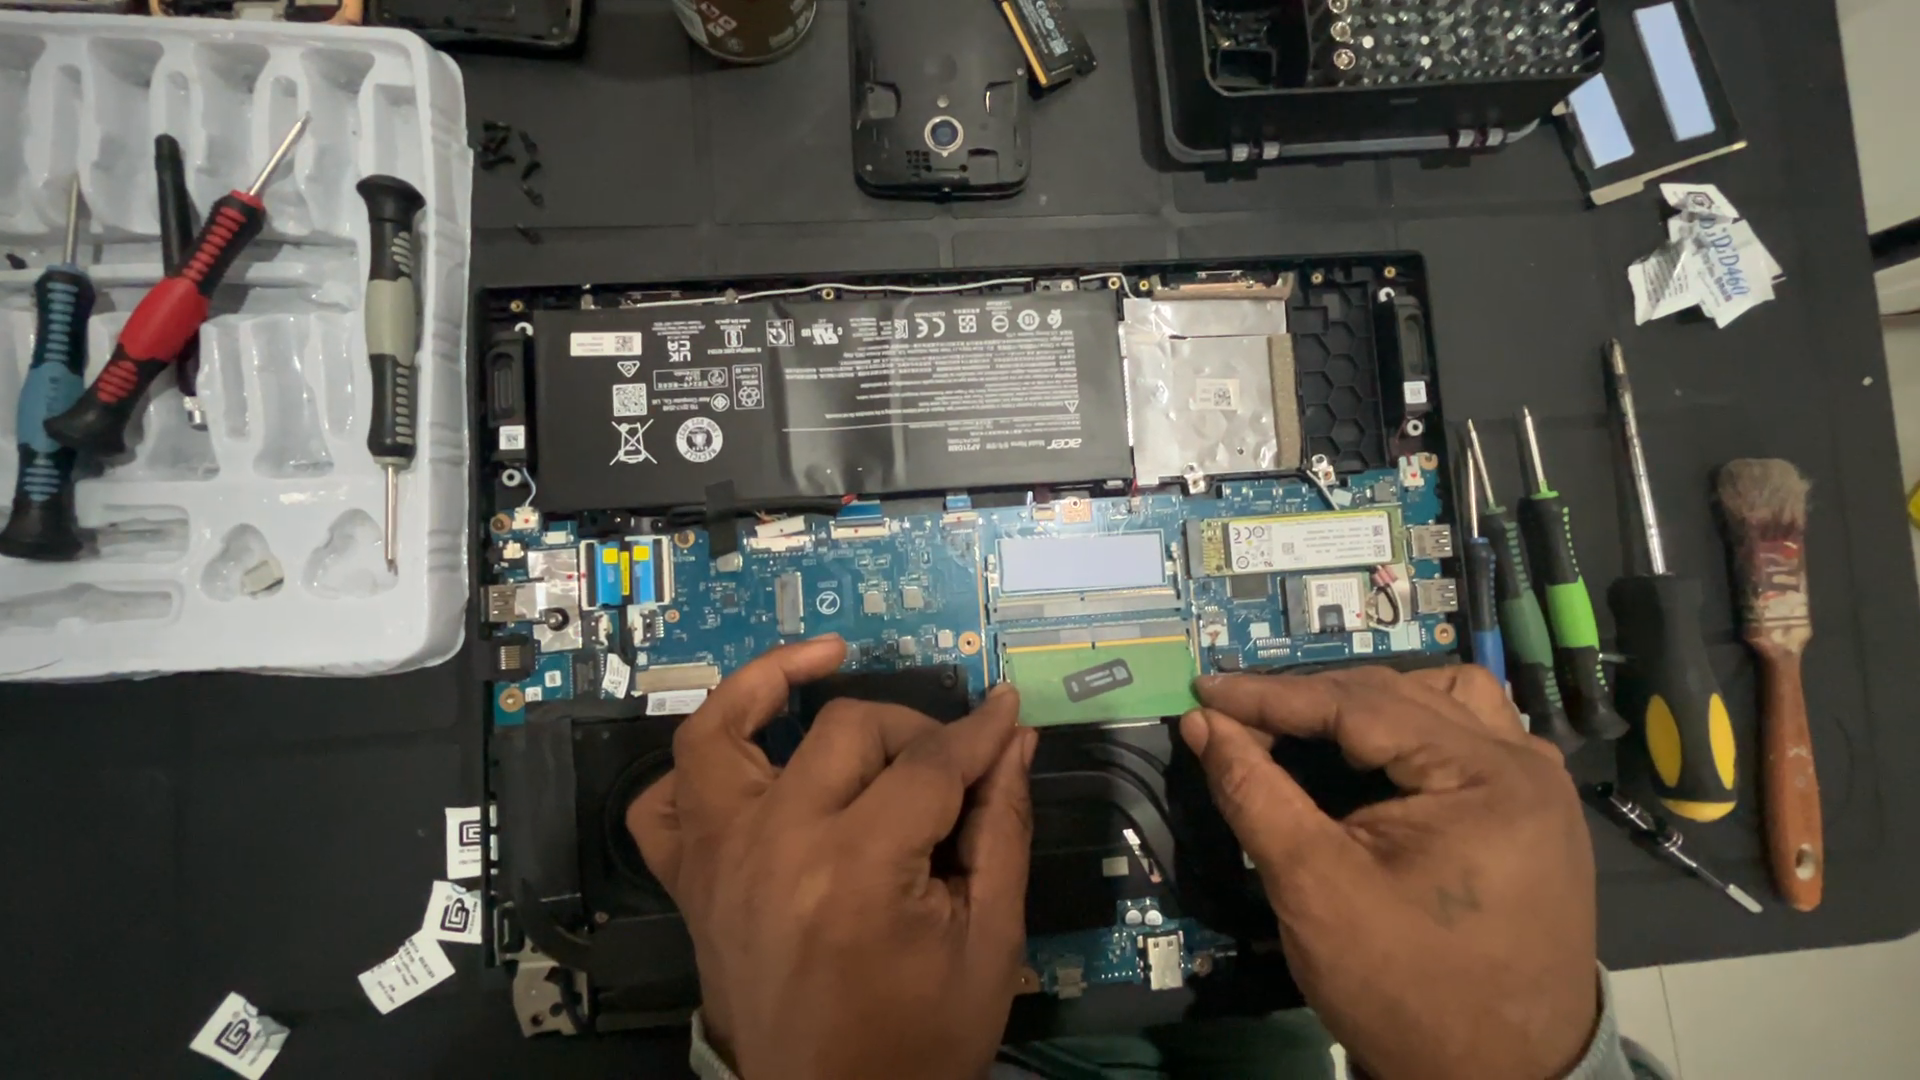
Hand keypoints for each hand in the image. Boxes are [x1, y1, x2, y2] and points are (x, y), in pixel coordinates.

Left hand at [627, 637, 1037, 1079]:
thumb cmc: (919, 1040)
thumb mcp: (990, 943)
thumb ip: (1004, 828)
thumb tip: (1013, 739)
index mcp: (856, 871)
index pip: (929, 764)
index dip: (979, 731)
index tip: (1006, 709)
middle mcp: (774, 847)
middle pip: (845, 729)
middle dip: (912, 727)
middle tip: (947, 759)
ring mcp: (718, 859)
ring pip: (718, 731)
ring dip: (765, 682)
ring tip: (821, 659)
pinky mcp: (691, 880)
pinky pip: (663, 802)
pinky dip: (698, 764)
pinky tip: (748, 755)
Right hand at [1183, 667, 1597, 1079]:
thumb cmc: (1405, 990)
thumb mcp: (1311, 887)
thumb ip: (1252, 791)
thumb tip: (1201, 722)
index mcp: (1486, 778)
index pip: (1357, 705)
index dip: (1269, 695)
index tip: (1202, 691)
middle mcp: (1522, 763)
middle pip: (1392, 694)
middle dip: (1304, 698)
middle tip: (1234, 715)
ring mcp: (1535, 784)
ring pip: (1433, 697)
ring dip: (1360, 700)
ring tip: (1301, 723)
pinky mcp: (1527, 809)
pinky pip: (1462, 729)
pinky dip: (1404, 721)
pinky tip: (1369, 746)